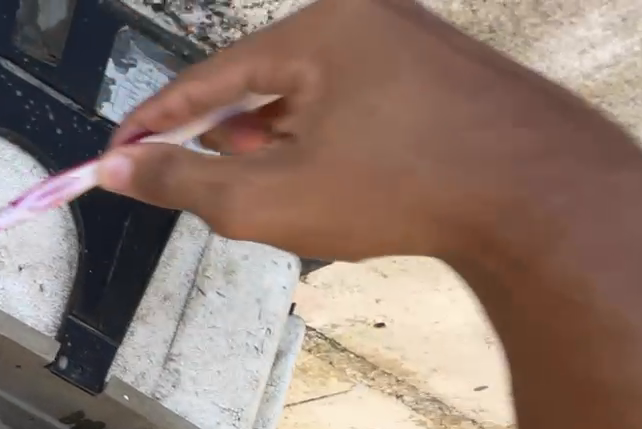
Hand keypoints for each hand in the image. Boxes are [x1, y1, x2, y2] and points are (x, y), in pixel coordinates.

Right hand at [95, 0, 641, 264]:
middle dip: (216, 142)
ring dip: (261, 146)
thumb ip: (174, 180)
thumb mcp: (257, 197)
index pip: (199, 80)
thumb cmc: (389, 192)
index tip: (107, 161)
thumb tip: (112, 167)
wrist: (534, 197)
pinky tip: (316, 176)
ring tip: (277, 192)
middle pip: (243, 83)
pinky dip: (302, 138)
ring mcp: (396, 36)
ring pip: (286, 95)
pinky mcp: (419, 65)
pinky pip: (328, 98)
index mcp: (316, 33)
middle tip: (210, 193)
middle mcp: (358, 17)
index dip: (146, 126)